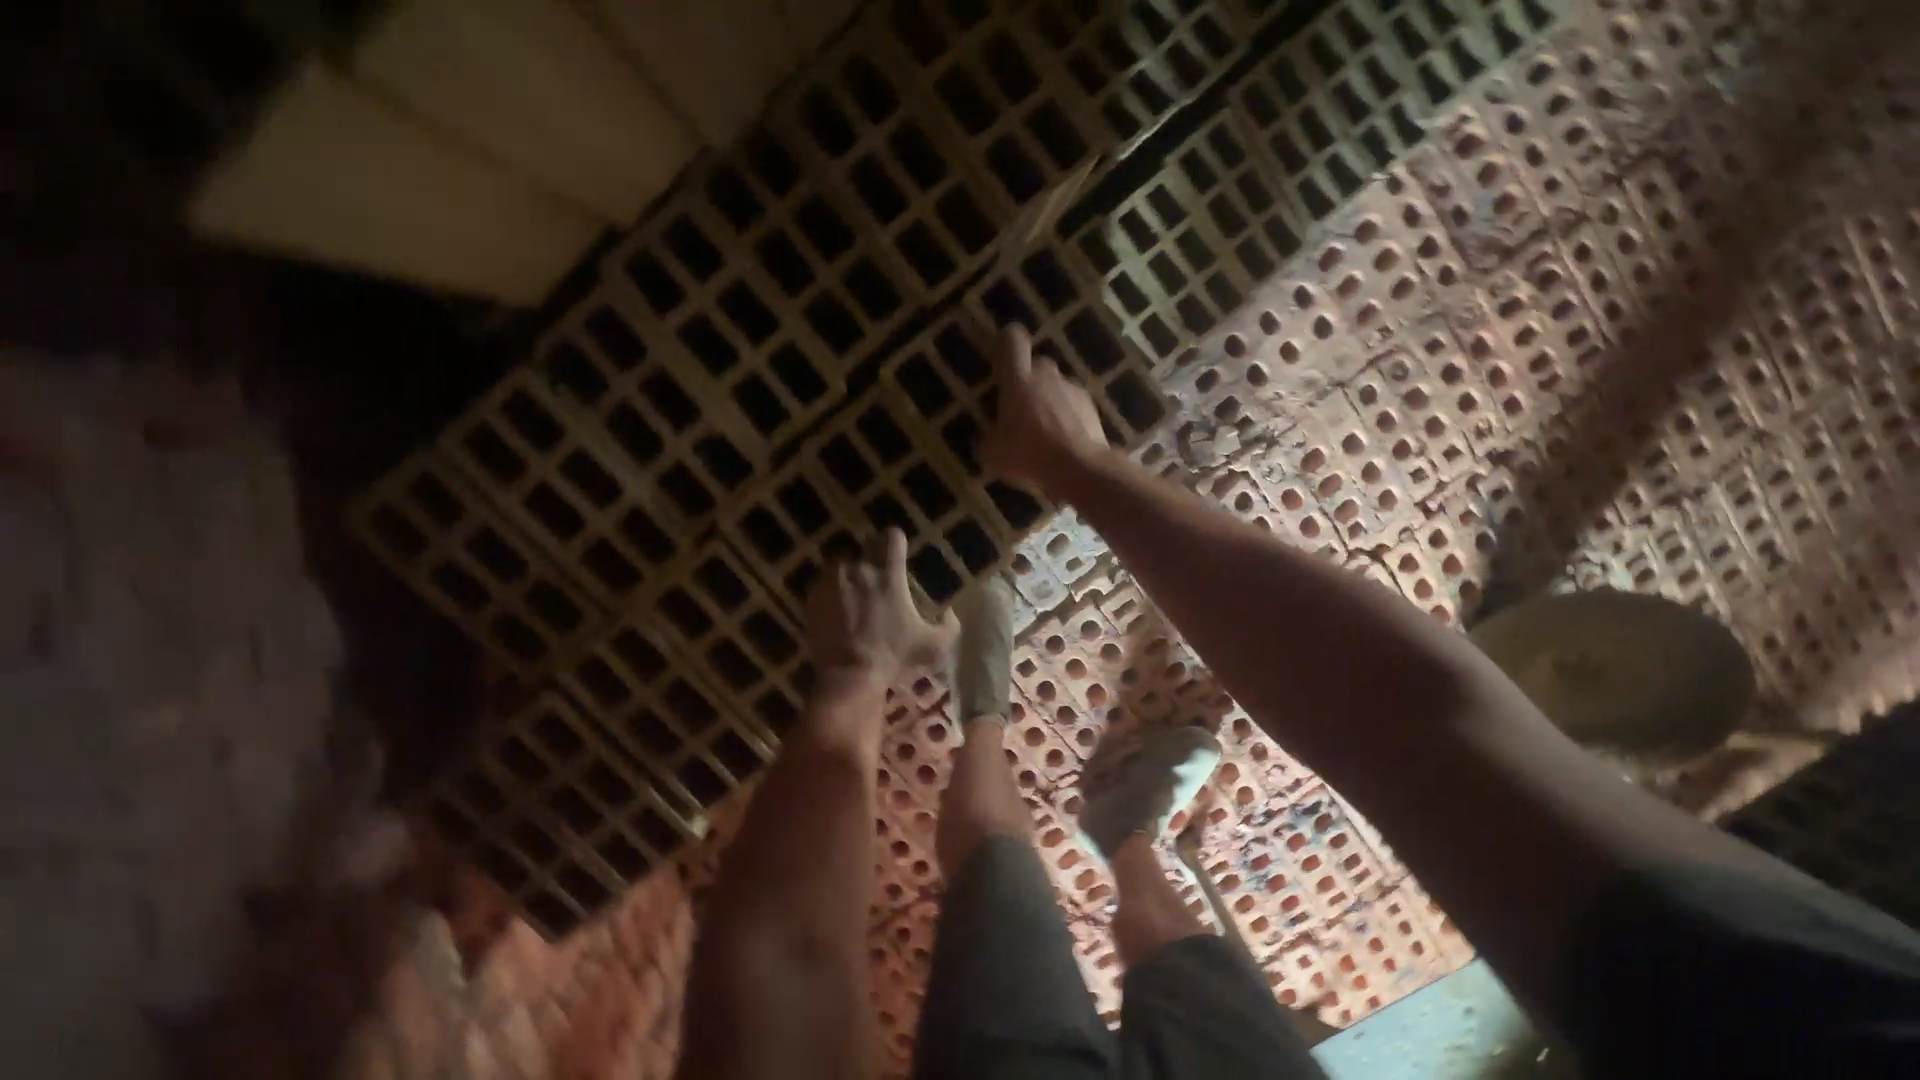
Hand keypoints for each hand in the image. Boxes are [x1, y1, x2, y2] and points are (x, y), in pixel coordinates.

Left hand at [804, 528, 958, 680]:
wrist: (848, 676)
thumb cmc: (892, 658)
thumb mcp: (933, 647)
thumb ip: (949, 627)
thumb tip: (950, 613)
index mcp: (888, 575)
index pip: (893, 536)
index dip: (896, 542)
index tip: (896, 553)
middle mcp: (859, 568)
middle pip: (865, 547)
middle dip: (870, 559)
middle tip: (875, 579)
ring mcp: (832, 580)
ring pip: (841, 562)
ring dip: (848, 573)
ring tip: (852, 593)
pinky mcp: (813, 595)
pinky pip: (823, 581)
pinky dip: (830, 589)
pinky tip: (835, 608)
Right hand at [977, 325, 1108, 494]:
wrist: (1080, 469)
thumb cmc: (1029, 455)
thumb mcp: (993, 455)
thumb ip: (985, 440)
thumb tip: (983, 438)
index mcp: (1018, 380)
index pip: (1012, 340)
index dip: (1006, 341)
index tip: (1001, 355)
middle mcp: (1047, 375)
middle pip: (1036, 364)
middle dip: (1028, 380)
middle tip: (1019, 408)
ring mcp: (1072, 388)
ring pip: (1056, 386)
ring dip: (1049, 401)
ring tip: (1044, 431)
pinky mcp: (1091, 406)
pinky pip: (1074, 404)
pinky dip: (1068, 417)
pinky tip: (1064, 441)